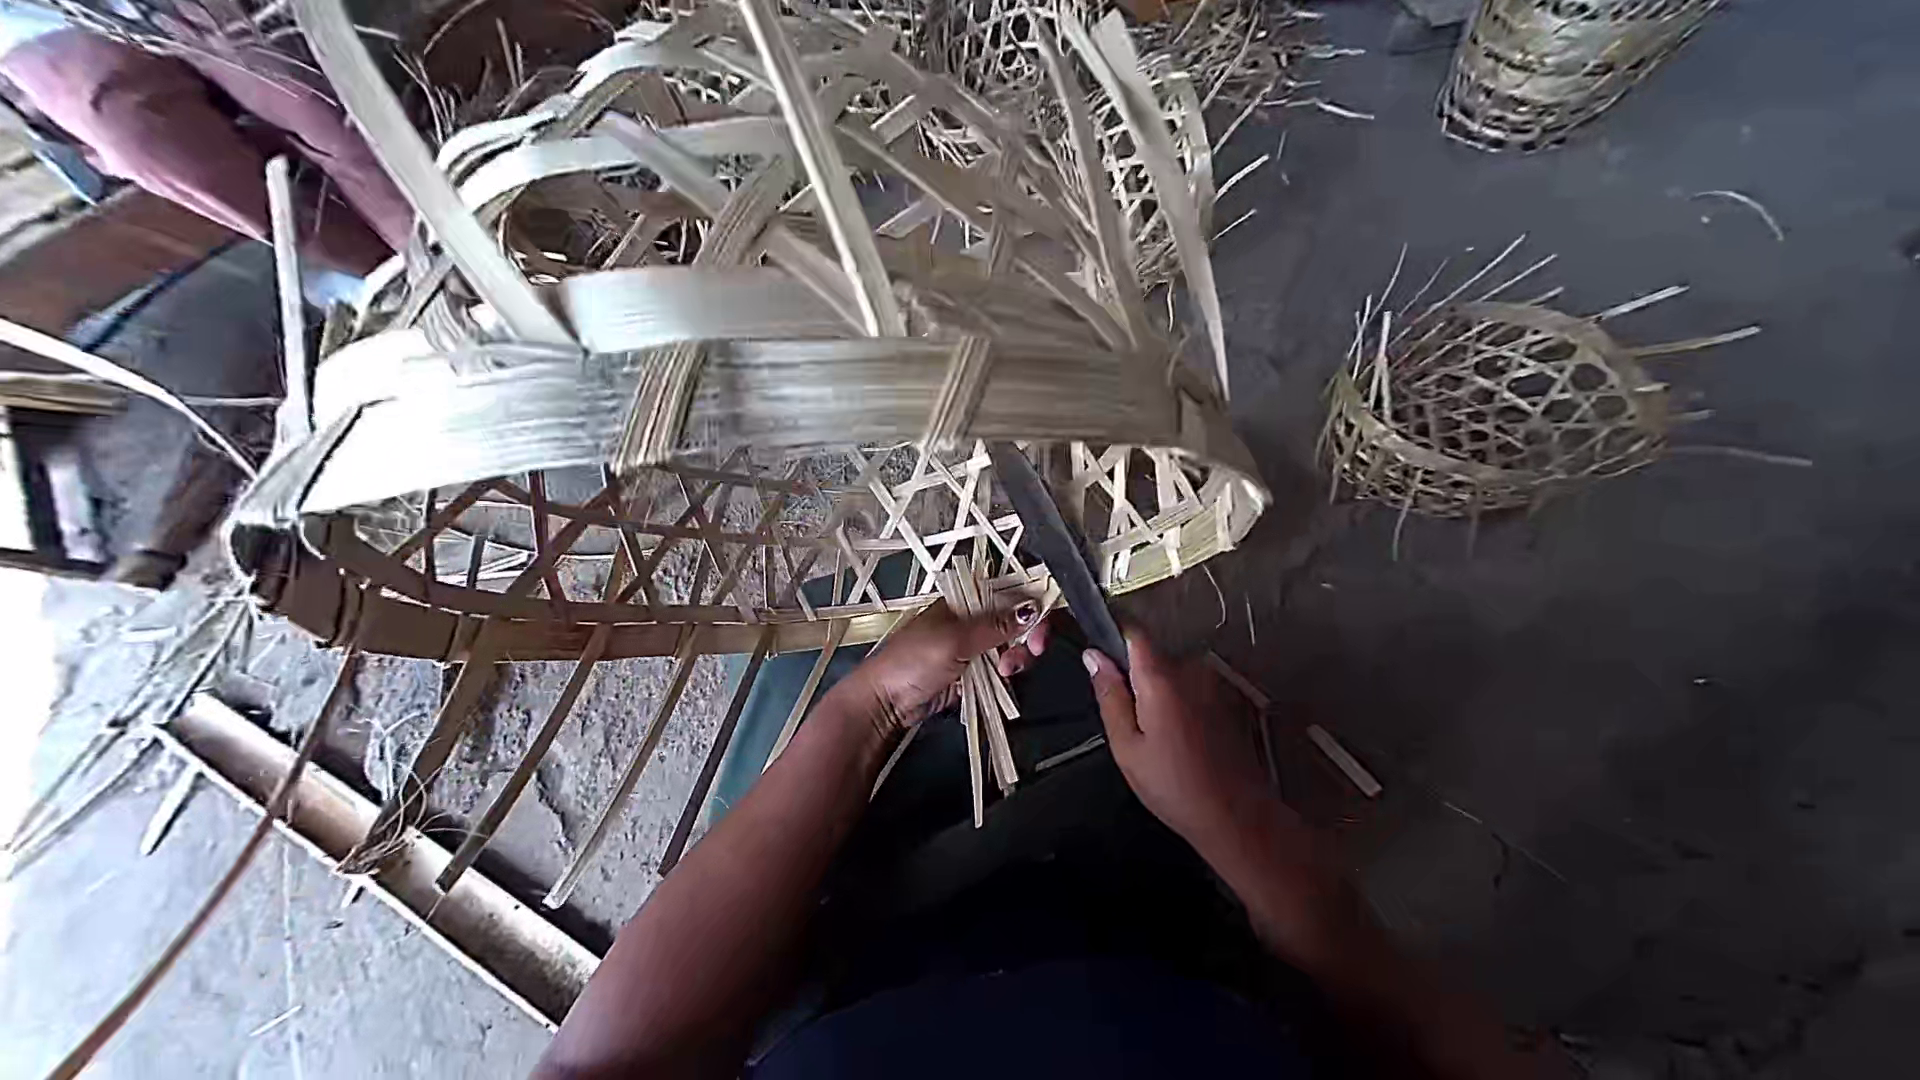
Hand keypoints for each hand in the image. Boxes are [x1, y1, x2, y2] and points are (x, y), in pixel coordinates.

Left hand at [830, 596, 1039, 735]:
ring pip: (1013, 646)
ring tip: (1005, 671)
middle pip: (1017, 620)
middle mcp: (972, 619)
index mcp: (964, 600)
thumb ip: (995, 624)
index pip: (1008, 592)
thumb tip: (1032, 607)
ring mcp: (974, 647)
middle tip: (1031, 650)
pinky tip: (1002, 681)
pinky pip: (1003, 669)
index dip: (1030, 604)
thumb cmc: (911, 661)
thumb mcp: (955, 639)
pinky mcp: (974, 672)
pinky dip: (1008, 675)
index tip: (1041, 622)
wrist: (886, 702)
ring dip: (1018, 658)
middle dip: (1028, 635)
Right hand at [1082, 630, 1291, 861]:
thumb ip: (1109, 694)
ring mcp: (1214, 684)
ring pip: (1171, 674)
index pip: (1132, 631)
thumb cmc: (1177, 788)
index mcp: (1161, 678)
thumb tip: (1093, 657)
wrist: (1238, 817)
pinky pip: (1191, 688)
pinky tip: (1181, 741)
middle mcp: (1192, 671)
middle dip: (1134, 678)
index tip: (1098, 653)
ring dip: (1159, 694)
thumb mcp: (1126, 745)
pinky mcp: (1228, 698)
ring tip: (1158, 738)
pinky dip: (1181, 705)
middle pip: (1150, 656)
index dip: (1111, 634)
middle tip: (1129, 720)